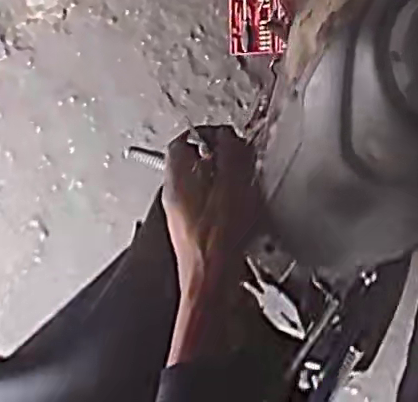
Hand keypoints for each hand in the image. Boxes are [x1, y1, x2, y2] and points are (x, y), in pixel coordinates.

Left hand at [162, 125, 258, 365]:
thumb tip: (228, 137)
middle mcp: (174, 196)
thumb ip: (230, 154)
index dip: (206, 133)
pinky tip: (241, 203)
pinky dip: (224, 195)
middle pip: (192, 160)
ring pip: (201, 180)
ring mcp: (182, 215)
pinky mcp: (194, 230)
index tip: (226, 136)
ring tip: (243, 180)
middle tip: (239, 157)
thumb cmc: (218, 240)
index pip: (182, 142)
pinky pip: (207, 200)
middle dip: (218, 155)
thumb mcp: (231, 184)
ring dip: (223, 175)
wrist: (212, 284)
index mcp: (176, 181)